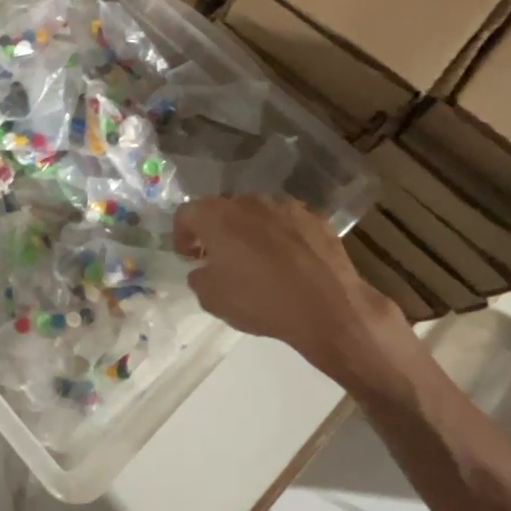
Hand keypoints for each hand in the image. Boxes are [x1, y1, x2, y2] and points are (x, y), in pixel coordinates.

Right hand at [174, 196, 403, 381]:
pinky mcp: (315, 219)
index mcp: (216, 216)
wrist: (329, 308)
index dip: (182, 236)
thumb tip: (204, 269)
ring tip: (258, 261)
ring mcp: (285, 207)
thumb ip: (198, 276)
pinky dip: (281, 238)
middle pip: (222, 210)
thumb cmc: (260, 300)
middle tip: (220, 259)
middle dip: (217, 231)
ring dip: (250, 232)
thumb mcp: (211, 298)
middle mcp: (249, 202)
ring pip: (257, 215)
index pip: (186, 214)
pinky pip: (287, 224)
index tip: (189, 258)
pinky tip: (289, 264)